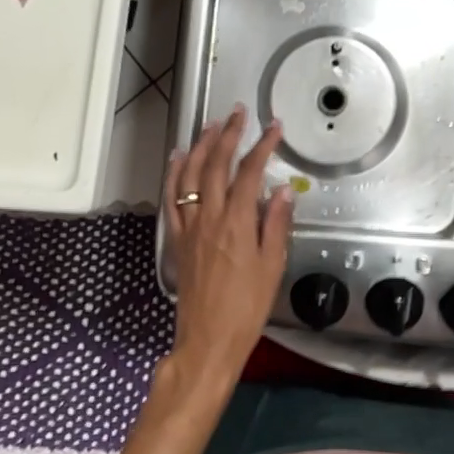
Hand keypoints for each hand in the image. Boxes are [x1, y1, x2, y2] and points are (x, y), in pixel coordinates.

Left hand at [163, 104, 295, 385]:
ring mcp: (189, 226)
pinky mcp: (176, 238)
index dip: (262, 146)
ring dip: (200, 146)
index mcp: (237, 223)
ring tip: (211, 125)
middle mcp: (209, 217)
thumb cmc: (246, 307)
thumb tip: (282, 190)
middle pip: (216, 165)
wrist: (208, 340)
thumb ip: (276, 224)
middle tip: (238, 113)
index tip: (273, 128)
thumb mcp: (272, 266)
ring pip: (190, 175)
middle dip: (228, 134)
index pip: (250, 173)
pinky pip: (172, 198)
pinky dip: (174, 173)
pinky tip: (179, 157)